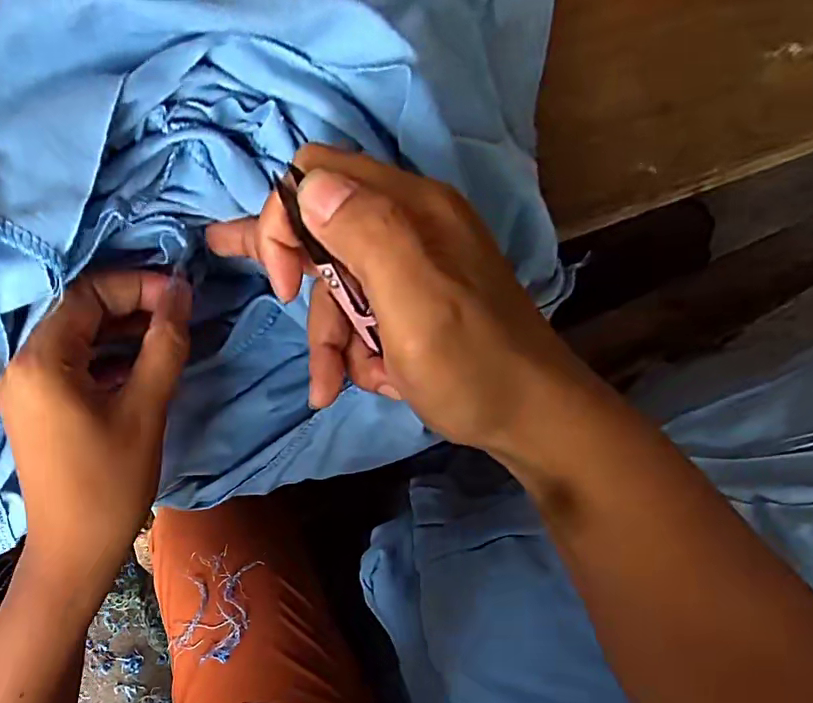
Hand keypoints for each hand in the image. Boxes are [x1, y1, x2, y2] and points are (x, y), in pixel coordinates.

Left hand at [0, 270, 191, 589]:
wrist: (72, 553)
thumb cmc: (109, 486)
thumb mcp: (144, 411)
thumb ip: (163, 344)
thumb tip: (180, 293)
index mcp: (40, 361)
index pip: (86, 295)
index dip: (135, 285)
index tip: (179, 296)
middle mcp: (20, 366)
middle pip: (76, 314)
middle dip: (128, 308)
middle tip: (177, 315)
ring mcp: (22, 391)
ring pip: (73, 342)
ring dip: (118, 335)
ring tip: (165, 339)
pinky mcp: (31, 412)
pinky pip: (67, 370)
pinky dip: (102, 363)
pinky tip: (138, 368)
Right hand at [206, 144, 591, 452]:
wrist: (526, 417)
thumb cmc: (470, 365)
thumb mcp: (414, 302)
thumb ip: (366, 234)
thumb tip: (309, 184)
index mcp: (409, 209)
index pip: (318, 174)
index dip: (285, 224)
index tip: (287, 287)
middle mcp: (408, 224)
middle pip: (321, 236)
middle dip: (305, 291)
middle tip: (299, 325)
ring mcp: (411, 265)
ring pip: (337, 287)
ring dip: (331, 341)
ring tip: (341, 385)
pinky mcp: (412, 301)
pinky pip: (360, 315)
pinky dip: (353, 352)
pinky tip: (373, 380)